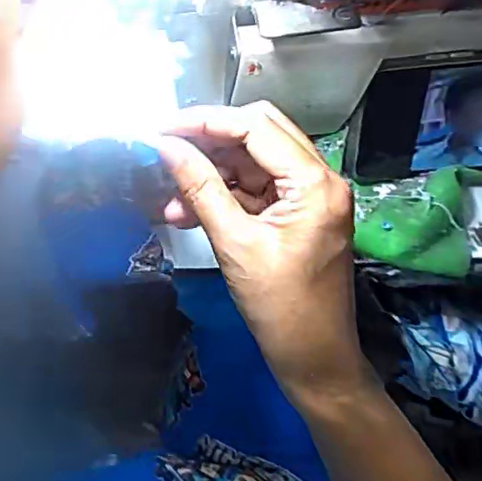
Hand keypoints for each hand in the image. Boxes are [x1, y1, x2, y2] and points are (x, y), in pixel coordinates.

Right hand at [154, 103, 373, 403]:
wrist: (314, 358)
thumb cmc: (282, 307)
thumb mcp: (234, 242)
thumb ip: (199, 187)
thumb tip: (167, 147)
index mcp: (314, 184)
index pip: (255, 128)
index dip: (205, 122)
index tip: (164, 129)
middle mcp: (317, 179)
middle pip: (256, 133)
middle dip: (207, 138)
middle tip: (167, 146)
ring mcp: (306, 196)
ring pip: (248, 160)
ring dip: (208, 172)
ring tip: (170, 197)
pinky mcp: (292, 212)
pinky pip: (248, 187)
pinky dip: (217, 193)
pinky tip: (184, 212)